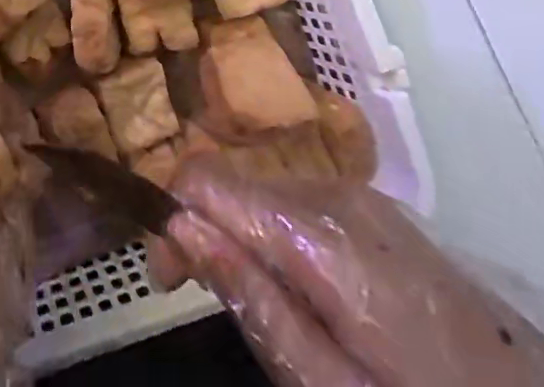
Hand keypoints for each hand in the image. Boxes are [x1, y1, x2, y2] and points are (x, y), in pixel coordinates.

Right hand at [149, 158, 543, 386]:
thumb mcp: (327, 384)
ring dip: (237, 235)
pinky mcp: (374, 210)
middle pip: (230, 181)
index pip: (204, 178)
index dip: (170, 217)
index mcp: (318, 233)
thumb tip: (179, 224)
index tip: (169, 278)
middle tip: (204, 298)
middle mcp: (332, 192)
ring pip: (260, 192)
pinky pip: (296, 203)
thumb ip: (251, 298)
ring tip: (256, 302)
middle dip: (201, 230)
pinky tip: (296, 288)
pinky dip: (273, 235)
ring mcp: (359, 197)